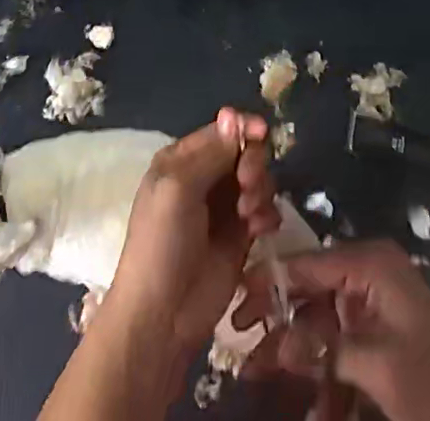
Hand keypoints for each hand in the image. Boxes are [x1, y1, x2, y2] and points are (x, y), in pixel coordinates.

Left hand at [103, 107, 282, 357]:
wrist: (163, 314)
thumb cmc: (162, 243)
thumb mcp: (178, 189)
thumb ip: (211, 152)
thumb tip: (234, 115)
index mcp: (181, 160)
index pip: (220, 130)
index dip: (242, 128)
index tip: (261, 132)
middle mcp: (203, 177)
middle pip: (244, 151)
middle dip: (252, 163)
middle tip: (247, 184)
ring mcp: (223, 206)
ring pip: (257, 178)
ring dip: (260, 190)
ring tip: (248, 214)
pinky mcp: (240, 234)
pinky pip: (265, 209)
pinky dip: (267, 214)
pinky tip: (260, 230)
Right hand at [246, 241, 429, 420]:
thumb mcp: (380, 366)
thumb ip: (325, 349)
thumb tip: (276, 342)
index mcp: (372, 267)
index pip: (308, 263)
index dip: (270, 281)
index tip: (235, 302)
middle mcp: (370, 278)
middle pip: (310, 292)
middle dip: (278, 322)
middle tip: (240, 345)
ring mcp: (377, 308)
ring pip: (322, 324)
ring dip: (297, 355)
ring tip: (258, 378)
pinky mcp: (382, 339)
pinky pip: (341, 349)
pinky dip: (325, 376)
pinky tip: (312, 408)